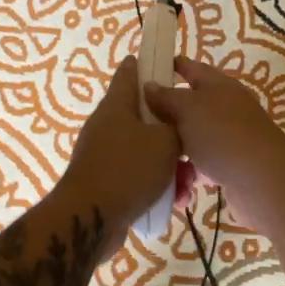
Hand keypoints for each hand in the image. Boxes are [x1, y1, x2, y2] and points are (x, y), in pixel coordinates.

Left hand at [56, 59, 184, 234]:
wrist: (90, 221)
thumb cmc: (128, 169)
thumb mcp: (165, 142)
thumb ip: (175, 124)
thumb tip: (172, 117)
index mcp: (118, 105)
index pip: (131, 73)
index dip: (149, 64)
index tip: (168, 66)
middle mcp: (108, 125)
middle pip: (146, 117)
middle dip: (174, 133)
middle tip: (194, 146)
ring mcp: (105, 155)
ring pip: (146, 150)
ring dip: (171, 164)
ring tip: (189, 185)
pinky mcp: (107, 182)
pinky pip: (139, 175)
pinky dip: (158, 184)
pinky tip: (176, 200)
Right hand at [144, 57, 284, 225]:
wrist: (263, 180)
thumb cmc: (222, 134)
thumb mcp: (188, 109)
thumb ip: (166, 97)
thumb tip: (149, 84)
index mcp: (217, 84)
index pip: (189, 67)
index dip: (169, 66)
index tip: (143, 72)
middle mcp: (224, 106)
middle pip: (188, 106)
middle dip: (164, 117)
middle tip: (137, 126)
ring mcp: (228, 136)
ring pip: (191, 138)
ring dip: (174, 151)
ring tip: (154, 163)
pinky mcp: (230, 164)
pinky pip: (201, 164)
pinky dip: (189, 173)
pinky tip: (176, 184)